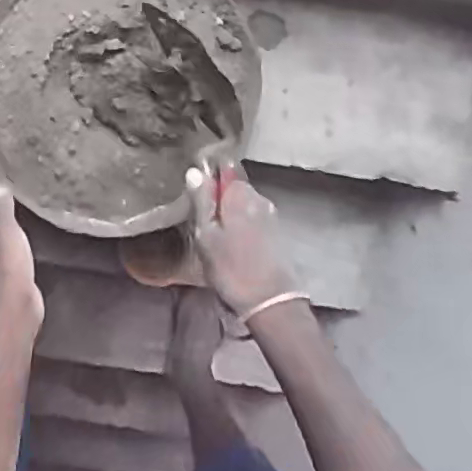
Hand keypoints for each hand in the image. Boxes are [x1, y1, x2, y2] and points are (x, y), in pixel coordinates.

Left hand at [0, 184, 41, 319]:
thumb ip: (2, 204)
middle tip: (9, 199)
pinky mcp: (4, 273)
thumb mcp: (5, 223)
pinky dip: (13, 243)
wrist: (13, 301)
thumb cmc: (5, 258)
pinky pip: (6, 251)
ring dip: (3, 227)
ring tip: (19, 215)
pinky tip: (25, 239)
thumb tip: (0, 187)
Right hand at [185, 162, 296, 314]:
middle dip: (220, 194)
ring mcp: (271, 215)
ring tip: (215, 229)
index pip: (226, 167)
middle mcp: (259, 198)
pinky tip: (233, 240)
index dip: (210, 171)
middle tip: (201, 214)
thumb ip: (201, 200)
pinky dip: (242, 223)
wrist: (271, 303)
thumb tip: (195, 171)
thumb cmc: (231, 267)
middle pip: (235, 186)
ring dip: (231, 211)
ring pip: (244, 203)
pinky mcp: (277, 233)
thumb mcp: (206, 235)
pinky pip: (253, 217)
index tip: (197, 185)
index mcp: (241, 194)